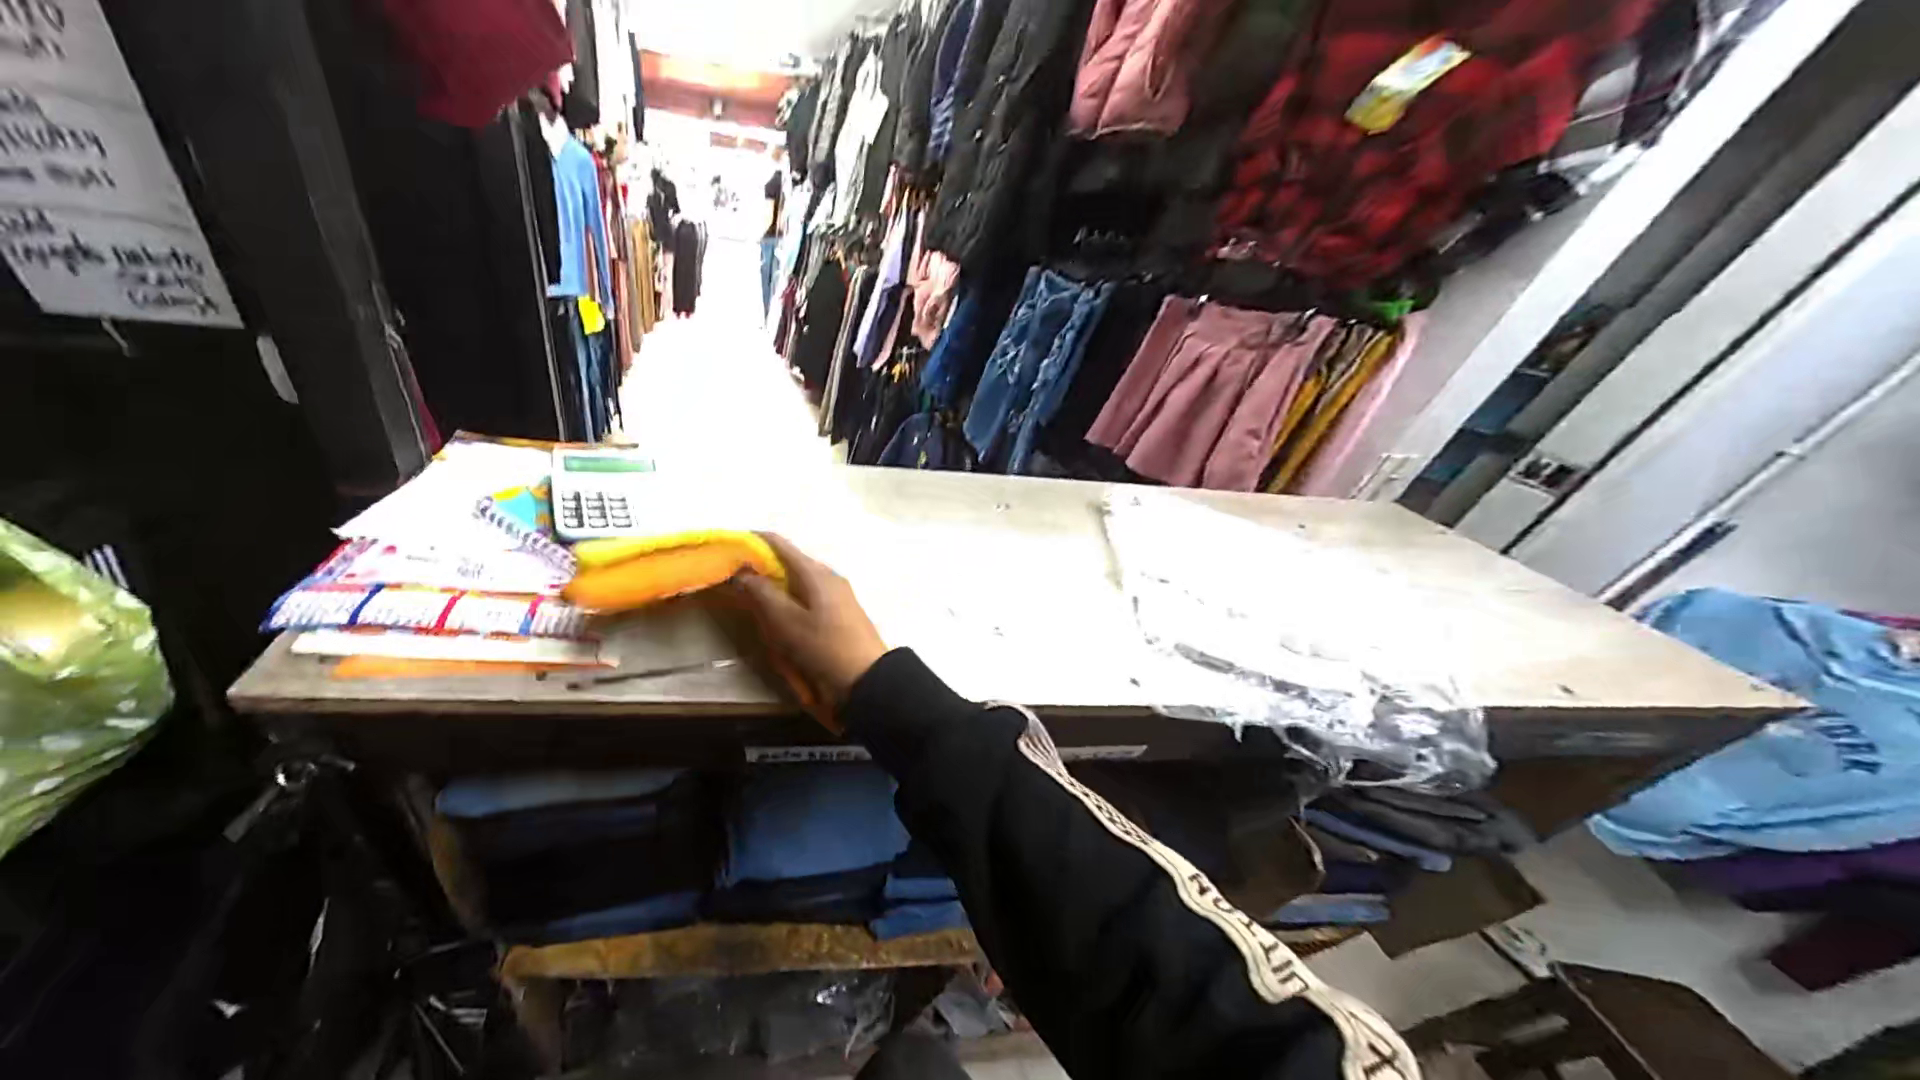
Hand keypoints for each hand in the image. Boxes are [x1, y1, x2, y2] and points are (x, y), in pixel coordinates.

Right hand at [719, 532, 888, 715]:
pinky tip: (780, 612)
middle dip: (761, 564)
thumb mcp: (786, 621)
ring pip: (799, 578)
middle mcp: (828, 575)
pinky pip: (809, 594)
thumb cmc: (823, 647)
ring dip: (776, 582)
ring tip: (752, 595)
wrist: (866, 678)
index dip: (752, 540)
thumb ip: (762, 593)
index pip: (779, 543)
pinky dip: (790, 596)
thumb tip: (743, 571)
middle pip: (789, 560)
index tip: (728, 547)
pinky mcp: (840, 610)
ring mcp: (837, 592)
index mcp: (815, 572)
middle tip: (734, 577)